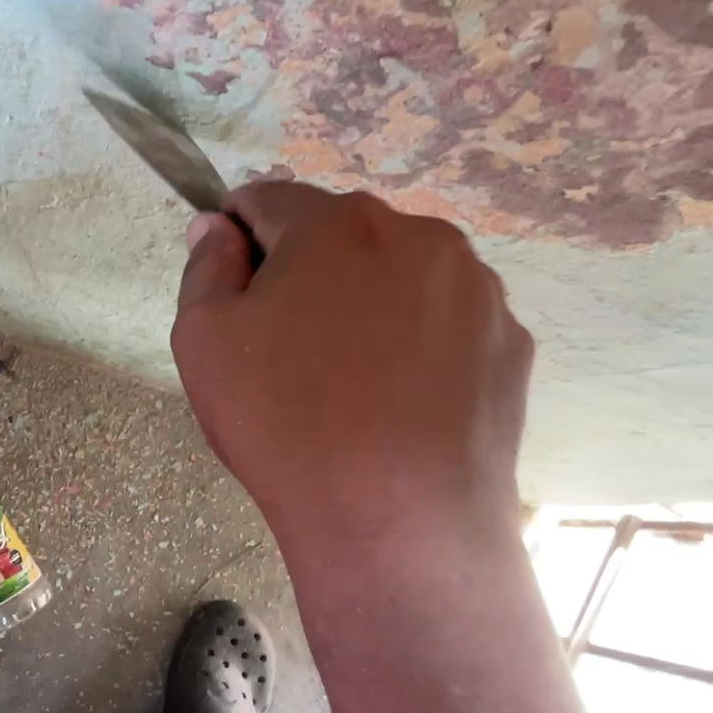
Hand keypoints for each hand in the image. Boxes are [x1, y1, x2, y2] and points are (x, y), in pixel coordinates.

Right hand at [172, 183, 532, 545]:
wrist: (394, 514)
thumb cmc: (279, 419)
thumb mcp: (202, 340)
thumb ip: (204, 268)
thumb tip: (215, 227)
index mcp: (335, 227)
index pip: (267, 198)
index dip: (233, 234)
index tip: (224, 286)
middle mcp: (418, 235)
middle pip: (337, 235)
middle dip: (299, 272)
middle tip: (276, 348)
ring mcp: (477, 288)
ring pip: (394, 276)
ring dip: (358, 304)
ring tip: (339, 382)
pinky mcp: (510, 342)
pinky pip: (441, 323)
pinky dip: (409, 344)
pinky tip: (390, 402)